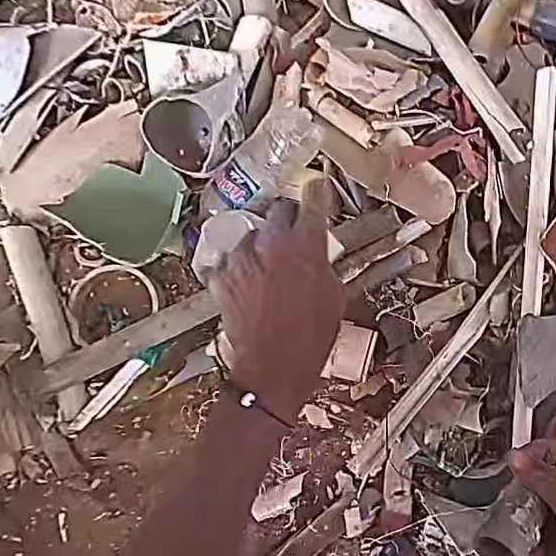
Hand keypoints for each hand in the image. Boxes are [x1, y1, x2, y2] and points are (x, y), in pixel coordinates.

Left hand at [210, 191, 341, 416]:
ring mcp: (241, 257)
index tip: (318, 187)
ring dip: (261, 246)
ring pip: (252, 236)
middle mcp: (270, 242)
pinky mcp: (220, 275)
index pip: (313, 200)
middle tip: (294, 240)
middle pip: (278, 212)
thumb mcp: (334, 298)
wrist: (272, 367)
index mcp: (305, 244)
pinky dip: (240, 268)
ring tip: (269, 270)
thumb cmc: (311, 337)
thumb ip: (325, 265)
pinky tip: (249, 285)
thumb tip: (319, 255)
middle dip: (287, 222)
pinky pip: (231, 260)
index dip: (317, 192)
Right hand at [509, 433, 555, 555]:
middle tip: (521, 504)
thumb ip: (552, 486)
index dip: (546, 454)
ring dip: (525, 536)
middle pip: (543, 491)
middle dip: (528, 500)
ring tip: (533, 548)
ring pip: (531, 522)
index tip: (523, 453)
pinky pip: (526, 552)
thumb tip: (525, 460)